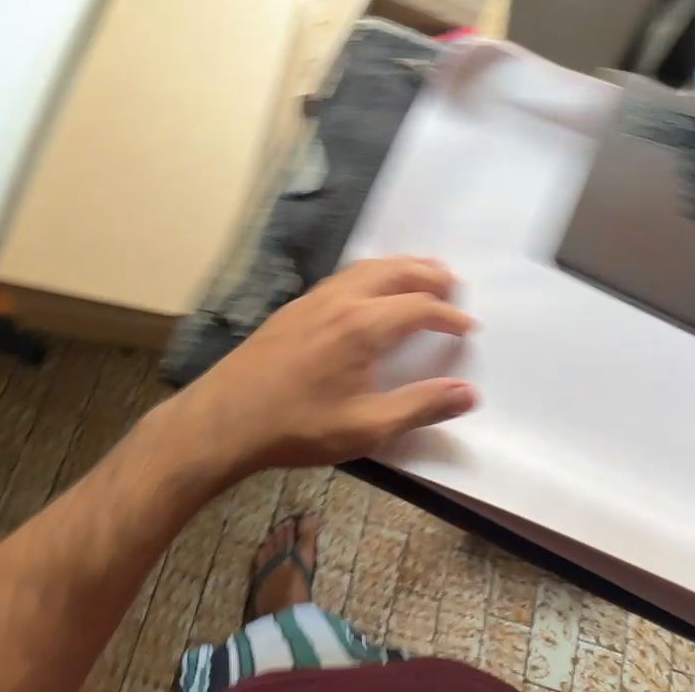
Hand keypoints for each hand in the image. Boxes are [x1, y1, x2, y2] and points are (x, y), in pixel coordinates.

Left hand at [174, 256, 478, 475]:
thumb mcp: (366, 427)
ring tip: (420, 271)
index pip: (420, 308)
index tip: (469, 327)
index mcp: (363, 326)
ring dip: (399, 266)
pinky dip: (370, 272)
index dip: (449, 316)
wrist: (224, 418)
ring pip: (366, 268)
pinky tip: (368, 287)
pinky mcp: (294, 307)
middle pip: (394, 272)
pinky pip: (344, 276)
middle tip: (452, 282)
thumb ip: (420, 407)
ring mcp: (314, 299)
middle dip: (427, 274)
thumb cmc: (298, 426)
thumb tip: (470, 393)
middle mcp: (342, 300)